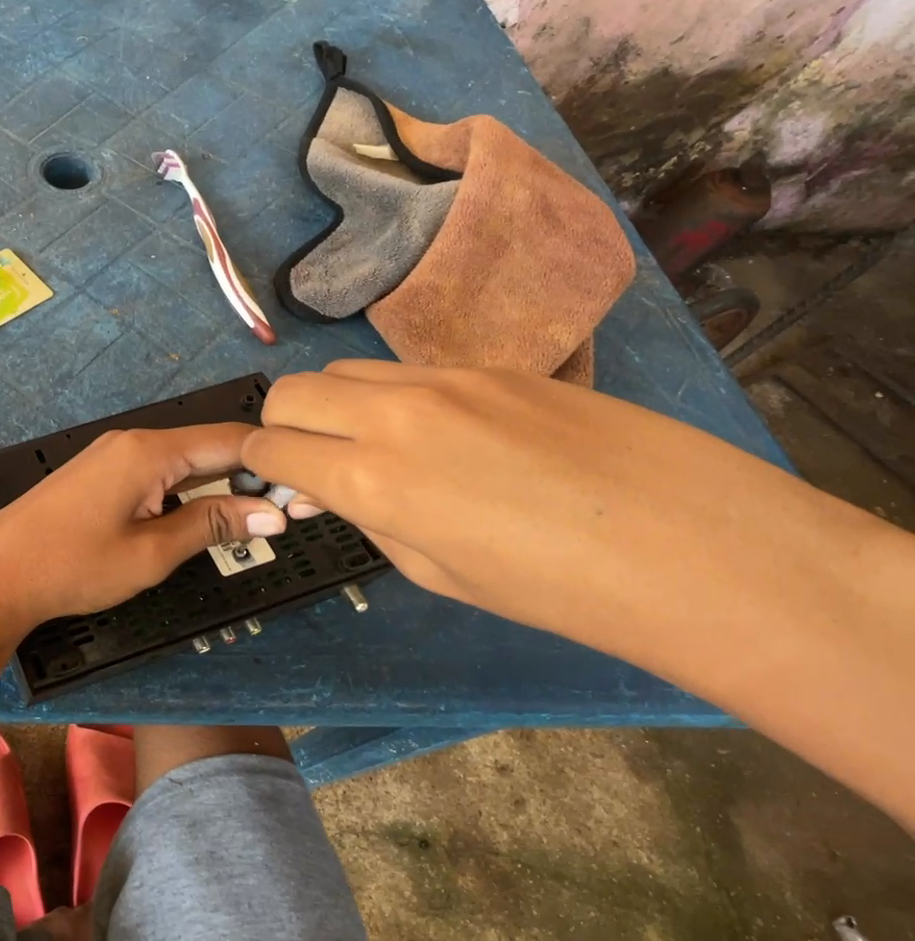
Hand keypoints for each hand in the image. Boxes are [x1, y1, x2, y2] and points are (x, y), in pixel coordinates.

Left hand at [0, 424, 288, 633]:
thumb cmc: (74, 565)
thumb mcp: (152, 553)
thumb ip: (212, 526)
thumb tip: (272, 513)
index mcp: (150, 450)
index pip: (231, 439)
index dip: (274, 463)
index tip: (308, 493)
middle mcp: (131, 441)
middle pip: (206, 447)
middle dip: (248, 475)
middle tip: (287, 513)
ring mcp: (109, 455)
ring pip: (181, 461)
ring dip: (216, 485)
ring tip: (252, 519)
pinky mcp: (95, 474)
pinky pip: (154, 472)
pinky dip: (184, 490)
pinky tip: (198, 516)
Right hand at [238, 359, 879, 630]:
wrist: (695, 547)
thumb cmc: (557, 590)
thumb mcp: (435, 572)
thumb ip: (367, 518)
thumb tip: (328, 489)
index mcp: (372, 483)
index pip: (271, 446)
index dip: (260, 462)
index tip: (273, 478)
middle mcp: (391, 417)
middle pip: (290, 391)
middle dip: (283, 424)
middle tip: (313, 458)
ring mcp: (442, 381)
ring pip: (342, 370)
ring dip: (334, 404)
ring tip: (372, 442)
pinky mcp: (488, 365)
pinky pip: (405, 371)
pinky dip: (391, 397)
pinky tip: (440, 433)